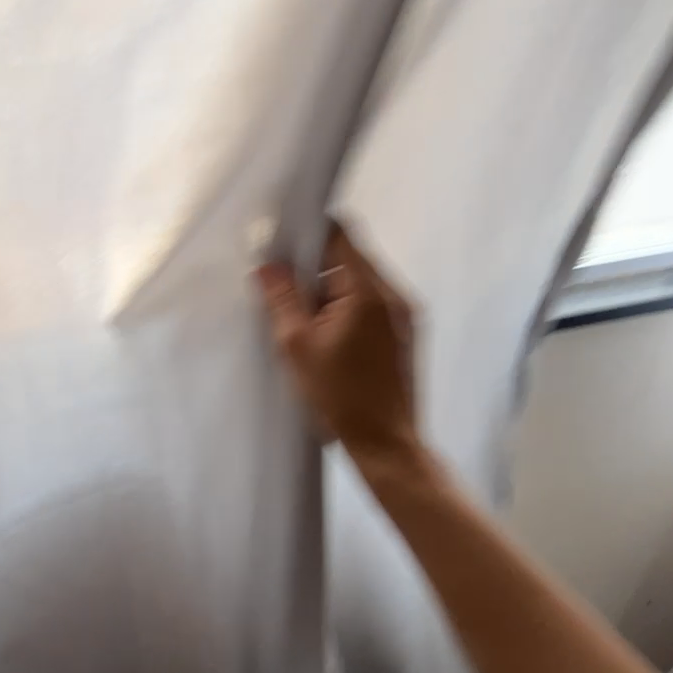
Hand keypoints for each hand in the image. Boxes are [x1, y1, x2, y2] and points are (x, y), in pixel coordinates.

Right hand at [256, 223, 421, 469]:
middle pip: (350, 255)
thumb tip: (267, 266)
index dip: (309, 230)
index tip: (280, 240)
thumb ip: (281, 298)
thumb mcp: (296, 344)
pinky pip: (368, 300)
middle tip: (279, 281)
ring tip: (298, 311)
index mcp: (368, 291)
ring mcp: (404, 313)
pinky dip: (342, 303)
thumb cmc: (338, 394)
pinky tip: (321, 329)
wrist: (386, 442)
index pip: (341, 236)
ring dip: (327, 285)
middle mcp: (394, 294)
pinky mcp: (404, 331)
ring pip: (358, 279)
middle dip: (313, 263)